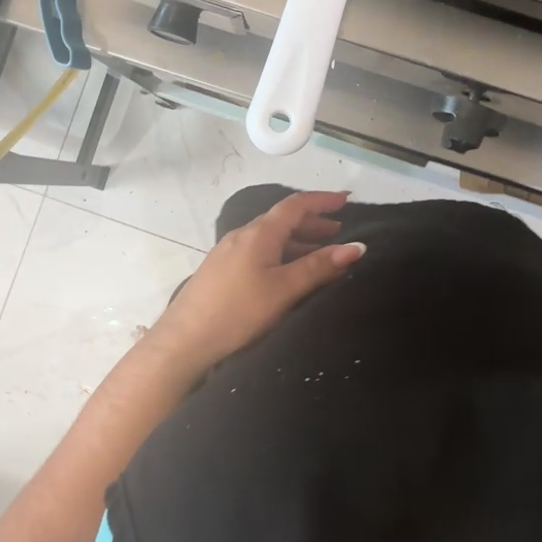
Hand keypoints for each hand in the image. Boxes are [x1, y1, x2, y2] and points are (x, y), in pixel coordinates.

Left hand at [145, 190, 365, 374]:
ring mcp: (228, 253)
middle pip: (282, 219)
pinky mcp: (221, 271)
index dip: (322, 200)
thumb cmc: (238, 312)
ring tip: (322, 254)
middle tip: (339, 232)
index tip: (346, 200)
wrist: (184, 341)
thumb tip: (357, 247)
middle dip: (313, 222)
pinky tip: (288, 273)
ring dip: (298, 240)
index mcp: (259, 233)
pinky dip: (281, 254)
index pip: (295, 205)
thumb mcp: (285, 289)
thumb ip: (319, 267)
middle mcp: (242, 235)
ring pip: (270, 238)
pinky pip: (259, 252)